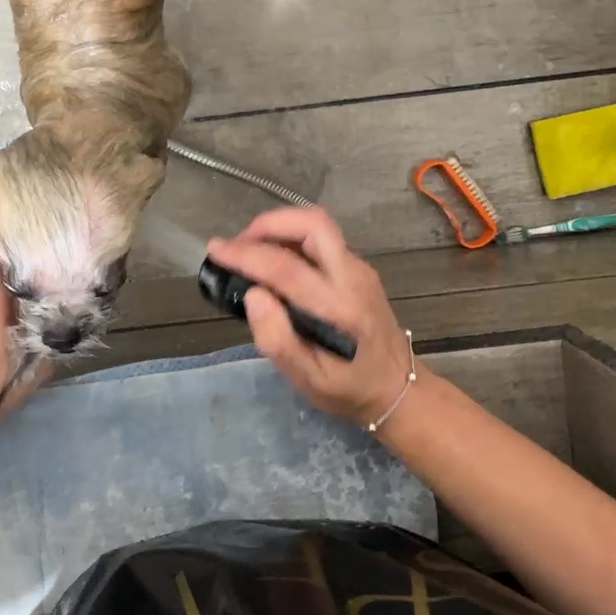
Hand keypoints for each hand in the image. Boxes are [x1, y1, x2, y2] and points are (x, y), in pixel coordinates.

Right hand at [207, 208, 416, 428]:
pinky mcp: (358, 268)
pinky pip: (322, 239)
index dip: (247, 254)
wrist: (399, 389)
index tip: (216, 251)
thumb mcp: (308, 381)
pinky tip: (274, 262)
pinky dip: (291, 239)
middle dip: (268, 224)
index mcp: (340, 309)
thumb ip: (279, 341)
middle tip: (238, 245)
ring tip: (250, 252)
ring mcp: (359, 269)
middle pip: (313, 224)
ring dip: (279, 228)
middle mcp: (353, 278)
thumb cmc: (349, 389)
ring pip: (318, 226)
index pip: (287, 268)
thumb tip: (253, 295)